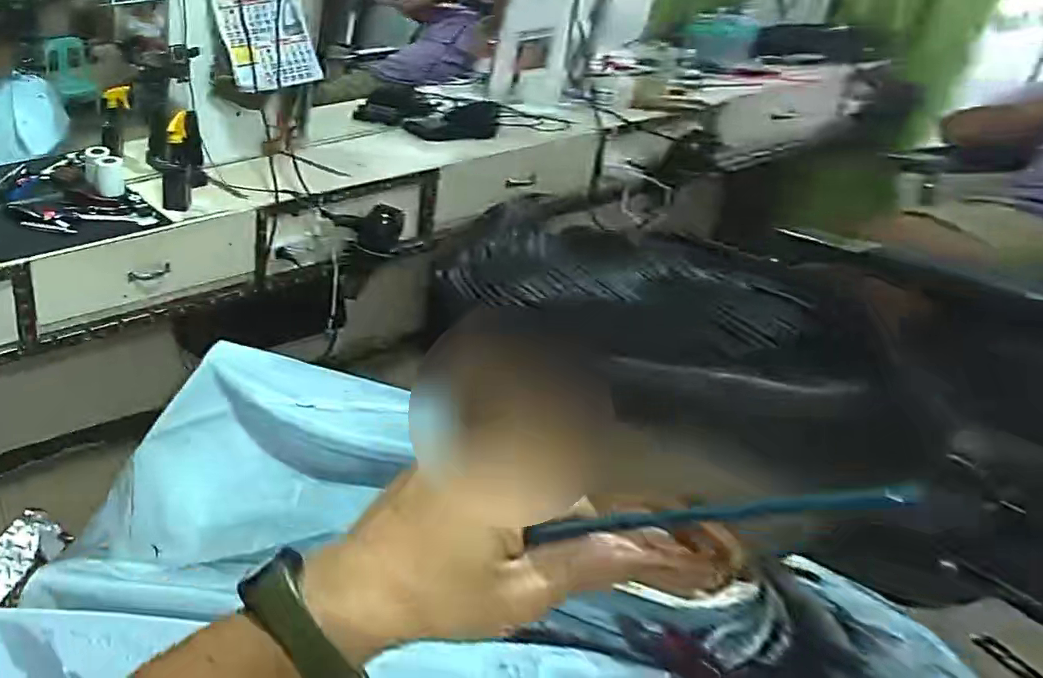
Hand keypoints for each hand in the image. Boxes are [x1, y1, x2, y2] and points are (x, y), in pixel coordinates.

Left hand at [299, 469, 710, 665]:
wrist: (363, 582)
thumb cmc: (441, 595)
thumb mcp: (520, 593)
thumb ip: (583, 562)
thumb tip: (646, 549)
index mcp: (502, 478)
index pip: (584, 476)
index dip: (635, 500)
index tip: (679, 525)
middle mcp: (478, 449)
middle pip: (558, 460)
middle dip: (603, 493)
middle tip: (647, 535)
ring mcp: (454, 448)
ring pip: (529, 453)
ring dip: (567, 483)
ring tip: (601, 525)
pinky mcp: (439, 456)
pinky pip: (498, 451)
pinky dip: (531, 473)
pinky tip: (543, 512)